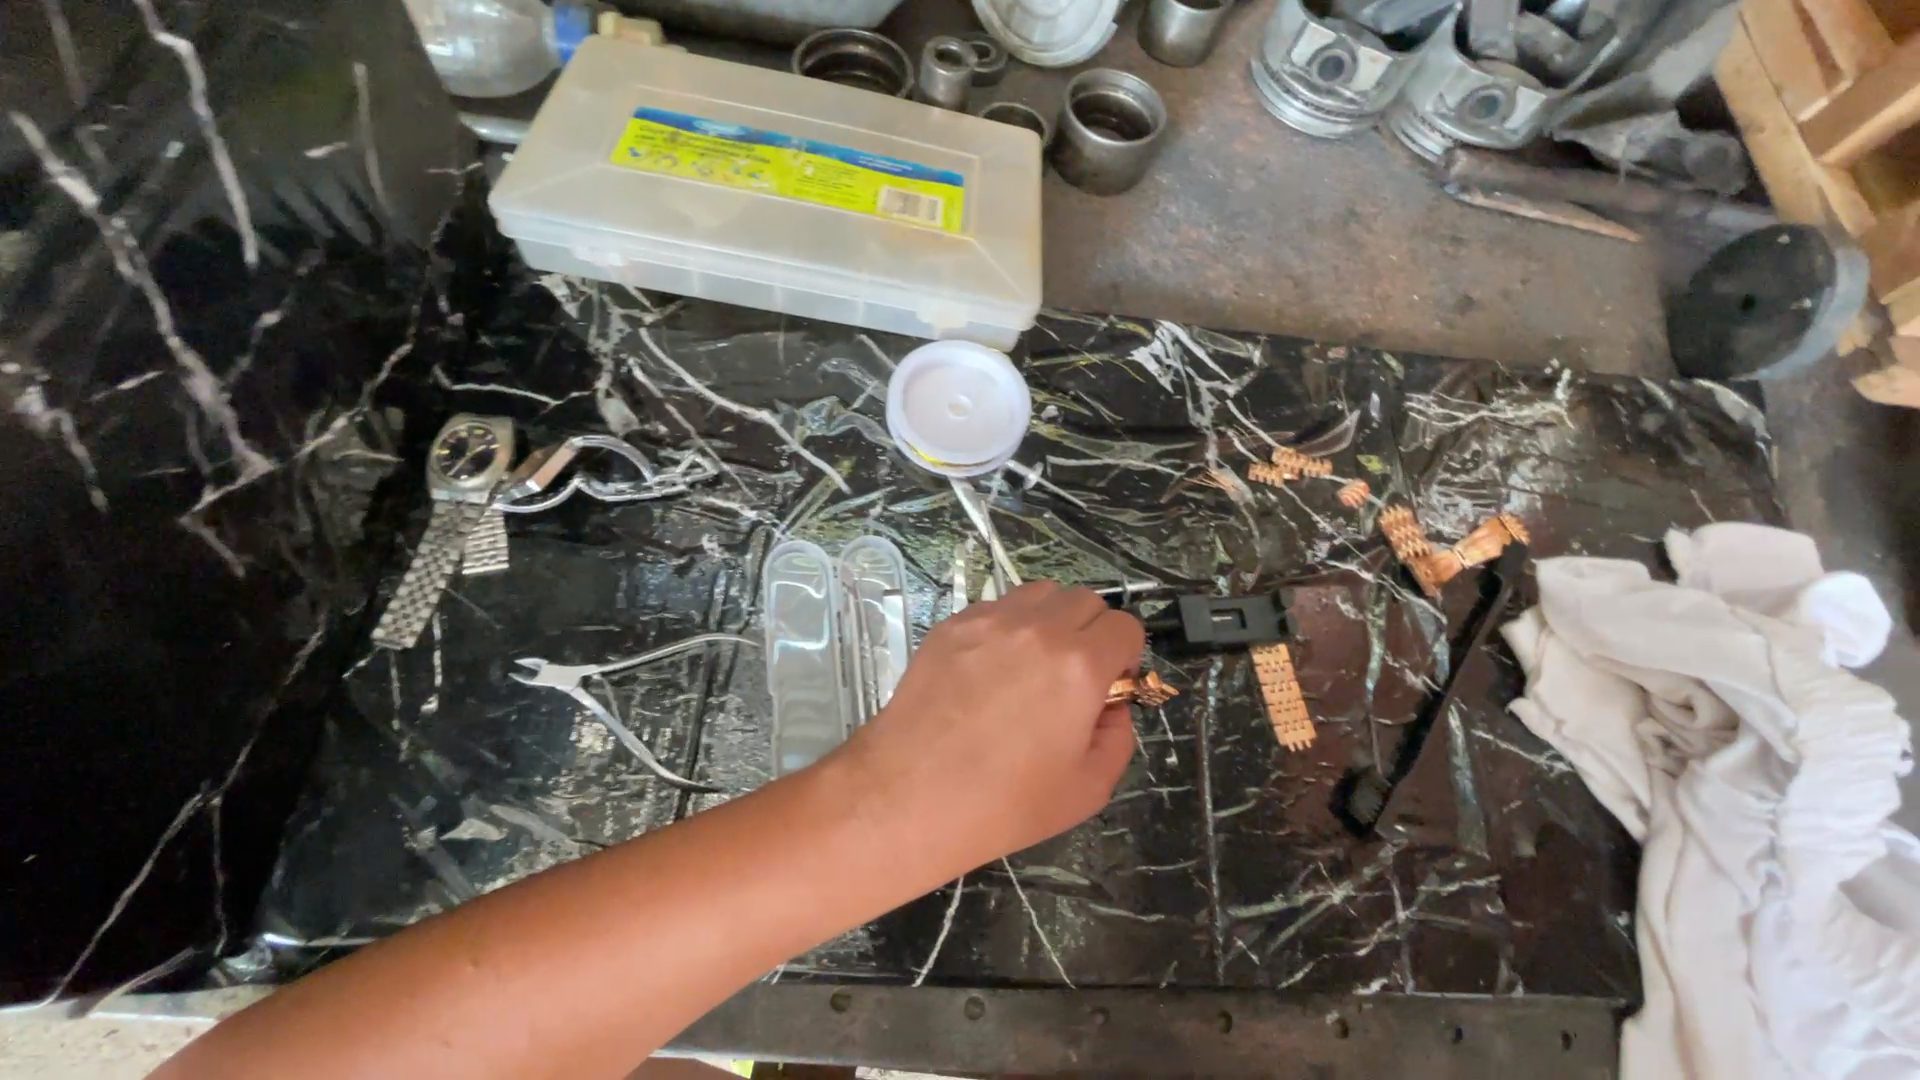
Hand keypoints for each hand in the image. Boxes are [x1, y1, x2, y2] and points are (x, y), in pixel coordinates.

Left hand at [837, 581, 1144, 877]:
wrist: (910, 794)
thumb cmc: (1004, 803)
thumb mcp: (1088, 788)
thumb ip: (1118, 737)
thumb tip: (1112, 706)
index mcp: (1079, 665)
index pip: (1125, 626)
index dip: (1125, 655)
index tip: (1109, 685)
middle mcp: (1037, 629)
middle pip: (1085, 600)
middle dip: (1092, 632)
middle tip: (1074, 675)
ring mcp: (989, 621)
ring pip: (1039, 594)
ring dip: (1050, 620)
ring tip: (1033, 663)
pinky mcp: (950, 626)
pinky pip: (995, 607)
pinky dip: (1006, 627)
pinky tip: (989, 670)